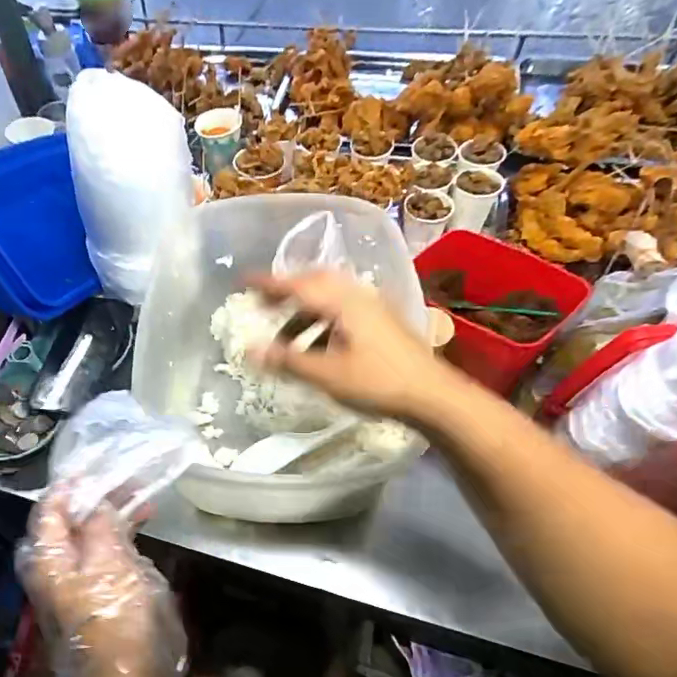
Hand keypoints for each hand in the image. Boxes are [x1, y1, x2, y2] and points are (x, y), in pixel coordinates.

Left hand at [18, 493, 184, 676]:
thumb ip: (103, 527)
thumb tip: (99, 503)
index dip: (74, 483)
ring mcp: (69, 584)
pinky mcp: (88, 596)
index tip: (102, 465)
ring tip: (142, 501)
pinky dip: (116, 538)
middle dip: (97, 497)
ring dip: (110, 516)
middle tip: (129, 480)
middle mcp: (51, 568)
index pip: (51, 507)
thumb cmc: (114, 622)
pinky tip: (139, 531)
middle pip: (68, 521)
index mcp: (47, 559)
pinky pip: (98, 555)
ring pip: (86, 537)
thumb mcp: (112, 567)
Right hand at [253, 270, 464, 421]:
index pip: (298, 285)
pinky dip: (324, 323)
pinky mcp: (385, 324)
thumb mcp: (327, 375)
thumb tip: (250, 350)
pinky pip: (345, 312)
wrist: (433, 395)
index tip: (243, 282)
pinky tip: (319, 347)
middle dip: (288, 294)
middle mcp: (360, 296)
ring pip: (332, 301)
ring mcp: (376, 308)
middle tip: (265, 306)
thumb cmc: (378, 383)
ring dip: (306, 315)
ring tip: (288, 340)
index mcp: (343, 301)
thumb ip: (288, 361)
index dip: (269, 284)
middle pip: (317, 285)